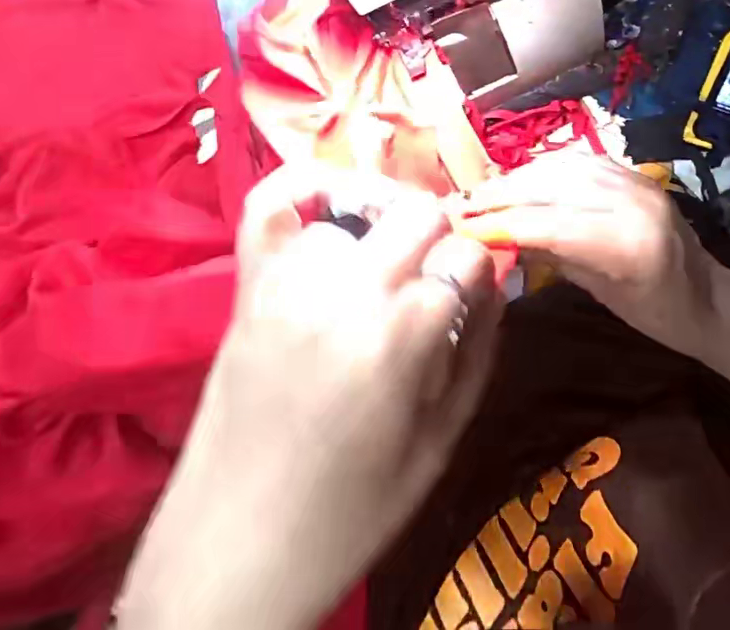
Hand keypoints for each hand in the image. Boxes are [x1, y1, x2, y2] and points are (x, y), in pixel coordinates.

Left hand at [116, 166, 501, 629]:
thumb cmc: (355, 507)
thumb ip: (478, 343)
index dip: (476, 272)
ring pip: (359, 212)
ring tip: (378, 276)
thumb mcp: (443, 438)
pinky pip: (271, 201)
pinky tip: (330, 201)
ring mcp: (288, 279)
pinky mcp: (249, 283)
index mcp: (400, 335)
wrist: (237, 545)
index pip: (466, 253)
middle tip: (432, 278)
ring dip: (381, 236)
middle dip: (439, 240)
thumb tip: (492, 274)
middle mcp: (345, 290)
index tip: (468, 293)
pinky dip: (303, 184)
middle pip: (419, 212)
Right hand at [460, 154, 729, 360]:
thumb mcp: (600, 292)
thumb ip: (551, 257)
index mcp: (629, 242)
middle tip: (461, 204)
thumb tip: (497, 238)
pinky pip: (577, 162)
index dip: (500, 222)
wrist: (710, 297)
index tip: (462, 228)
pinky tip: (519, 180)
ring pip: (560, 167)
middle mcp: (632, 200)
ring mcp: (635, 180)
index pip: (549, 222)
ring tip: (483, 192)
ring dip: (516, 177)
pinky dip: (542, 170)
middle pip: (550, 186)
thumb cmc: (658, 314)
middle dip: (500, 193)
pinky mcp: (632, 172)